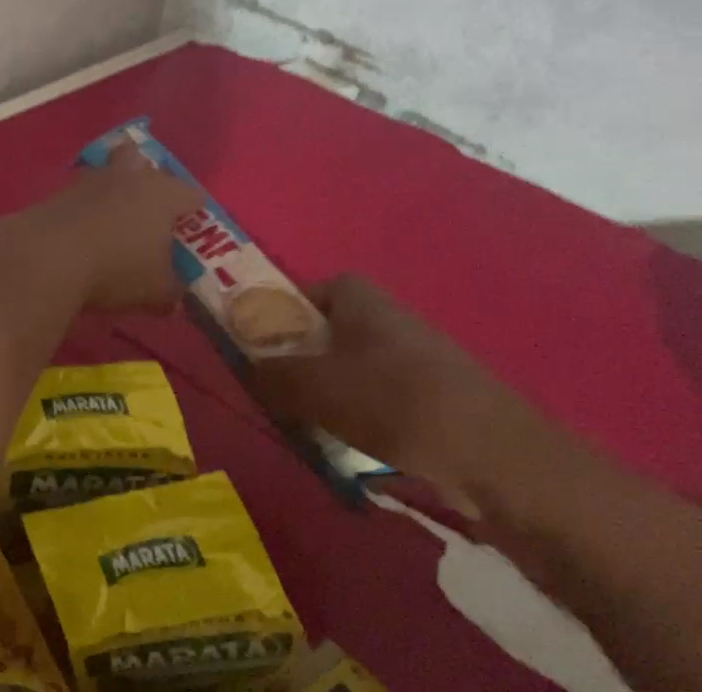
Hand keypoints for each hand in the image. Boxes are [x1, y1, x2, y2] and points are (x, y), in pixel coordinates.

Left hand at [0, 142, 203, 314]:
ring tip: (110, 227)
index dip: (194, 216)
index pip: (192, 195)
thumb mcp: (156, 291)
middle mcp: (127, 176)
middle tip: (148, 220)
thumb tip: (172, 296)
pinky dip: (81, 212)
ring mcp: (86, 180)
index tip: (190, 237)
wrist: (42, 257)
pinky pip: (77, 198)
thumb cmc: (115, 269)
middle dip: (148, 189)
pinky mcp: (52, 192)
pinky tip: (78, 235)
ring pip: (107, 179)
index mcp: (163, 193)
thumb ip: (171, 290)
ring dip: (110, 198)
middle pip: (145, 170)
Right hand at [252, 275, 553, 499]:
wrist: (502, 463)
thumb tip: (248, 368)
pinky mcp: (445, 407)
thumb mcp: (312, 386)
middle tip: (279, 385)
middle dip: (308, 357)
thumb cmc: (395, 404)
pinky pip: (388, 404)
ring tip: (312, 424)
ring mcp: (426, 367)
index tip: (267, 337)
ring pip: (362, 371)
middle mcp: (398, 326)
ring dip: (334, 394)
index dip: (292, 306)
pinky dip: (366, 421)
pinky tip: (355, 449)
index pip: (324, 287)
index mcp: (367, 305)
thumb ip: (270, 373)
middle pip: (339, 331)